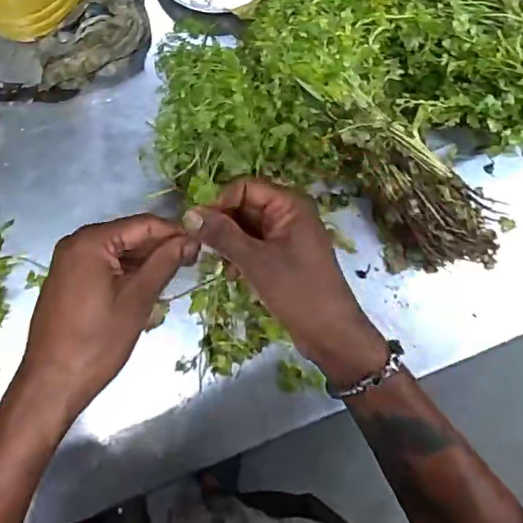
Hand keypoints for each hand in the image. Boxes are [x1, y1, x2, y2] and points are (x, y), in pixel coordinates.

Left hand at [19, 214, 197, 417]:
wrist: (49, 387)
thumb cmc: (96, 343)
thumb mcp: (137, 300)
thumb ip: (165, 263)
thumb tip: (190, 239)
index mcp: (90, 241)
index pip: (143, 224)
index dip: (174, 232)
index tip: (200, 245)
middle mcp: (76, 242)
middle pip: (128, 235)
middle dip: (159, 248)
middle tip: (190, 263)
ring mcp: (68, 261)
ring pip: (117, 252)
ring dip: (144, 263)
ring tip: (172, 277)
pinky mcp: (67, 280)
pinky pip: (103, 265)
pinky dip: (125, 273)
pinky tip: (145, 289)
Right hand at [185, 180, 389, 386]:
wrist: (332, 335)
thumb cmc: (298, 292)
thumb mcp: (255, 261)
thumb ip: (222, 235)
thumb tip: (190, 214)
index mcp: (289, 203)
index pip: (244, 187)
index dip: (220, 202)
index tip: (198, 226)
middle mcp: (289, 212)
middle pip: (245, 205)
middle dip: (223, 225)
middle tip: (202, 248)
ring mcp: (288, 234)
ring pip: (247, 226)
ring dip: (230, 242)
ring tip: (220, 265)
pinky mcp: (285, 255)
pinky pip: (255, 243)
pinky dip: (241, 255)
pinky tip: (233, 275)